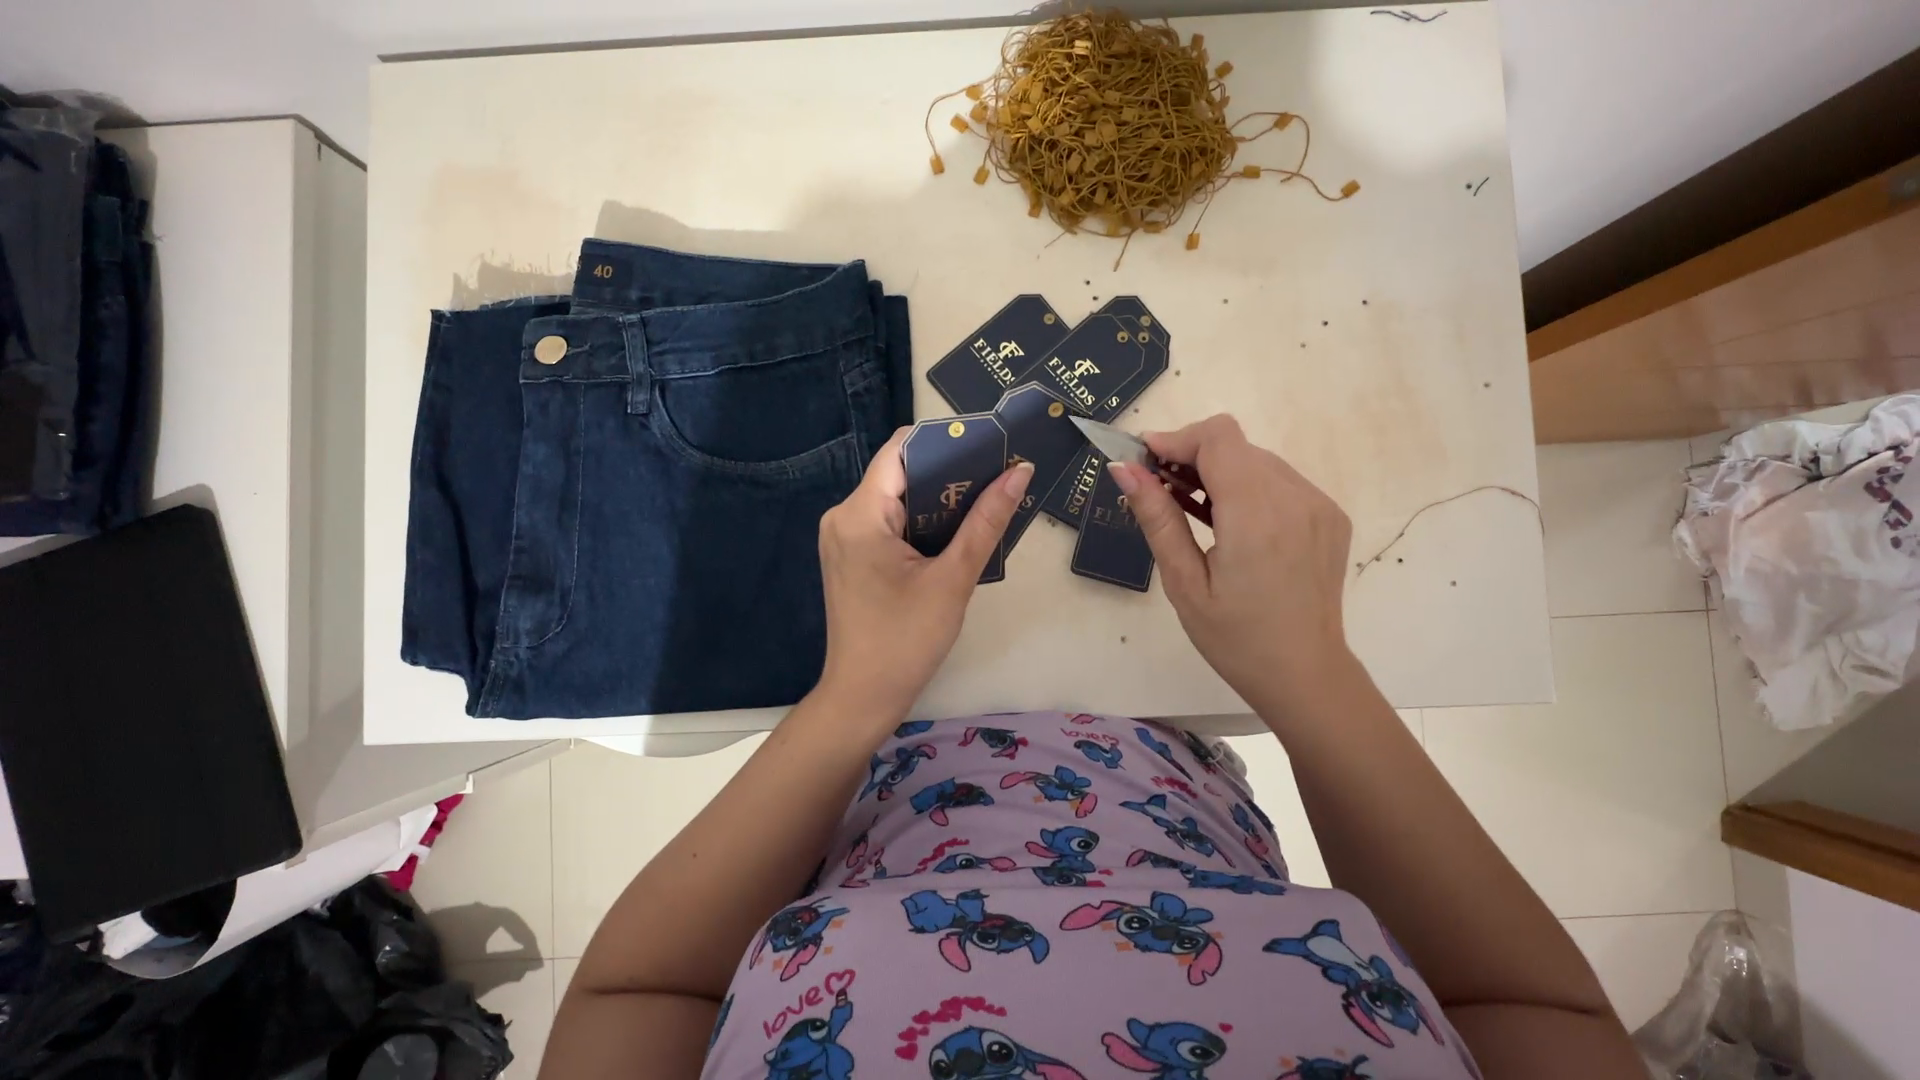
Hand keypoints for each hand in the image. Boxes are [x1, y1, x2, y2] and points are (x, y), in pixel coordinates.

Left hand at [814, 427, 1032, 725]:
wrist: (863, 697)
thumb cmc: (906, 641)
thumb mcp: (953, 578)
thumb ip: (986, 521)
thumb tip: (1020, 471)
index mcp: (860, 514)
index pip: (901, 451)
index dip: (946, 441)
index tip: (991, 444)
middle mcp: (844, 516)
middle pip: (901, 473)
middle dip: (951, 472)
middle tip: (1001, 474)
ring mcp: (844, 538)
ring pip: (898, 499)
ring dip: (940, 499)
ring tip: (989, 498)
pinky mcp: (852, 557)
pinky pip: (891, 523)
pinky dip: (924, 523)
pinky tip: (961, 529)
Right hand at [1108, 414, 1353, 702]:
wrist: (1304, 673)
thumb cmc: (1234, 639)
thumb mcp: (1184, 583)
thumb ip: (1157, 518)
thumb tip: (1125, 467)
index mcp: (1256, 515)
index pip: (1218, 438)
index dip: (1177, 439)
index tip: (1146, 462)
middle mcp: (1295, 498)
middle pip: (1236, 445)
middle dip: (1193, 457)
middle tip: (1160, 492)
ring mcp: (1319, 505)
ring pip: (1258, 460)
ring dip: (1220, 473)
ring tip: (1193, 512)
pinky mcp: (1330, 516)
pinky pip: (1281, 481)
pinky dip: (1249, 489)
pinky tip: (1232, 526)